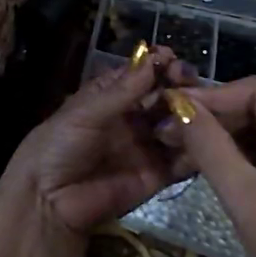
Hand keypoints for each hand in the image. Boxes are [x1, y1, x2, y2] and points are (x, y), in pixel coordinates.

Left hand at [4, 48, 198, 236]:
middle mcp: (129, 119)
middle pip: (163, 98)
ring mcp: (145, 146)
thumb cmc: (57, 146)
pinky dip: (197, 149)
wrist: (48, 199)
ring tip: (204, 108)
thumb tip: (151, 57)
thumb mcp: (85, 113)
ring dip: (192, 116)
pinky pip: (183, 161)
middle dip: (179, 88)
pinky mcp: (157, 175)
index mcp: (106, 99)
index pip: (138, 76)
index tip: (172, 58)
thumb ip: (122, 91)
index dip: (155, 66)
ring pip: (178, 126)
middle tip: (191, 82)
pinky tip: (207, 138)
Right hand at [162, 77, 255, 256]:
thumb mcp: (246, 201)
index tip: (169, 109)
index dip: (212, 97)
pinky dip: (252, 157)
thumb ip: (209, 146)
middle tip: (170, 130)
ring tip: (185, 146)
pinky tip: (217, 163)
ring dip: (231, 137)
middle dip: (219, 118)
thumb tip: (176, 105)